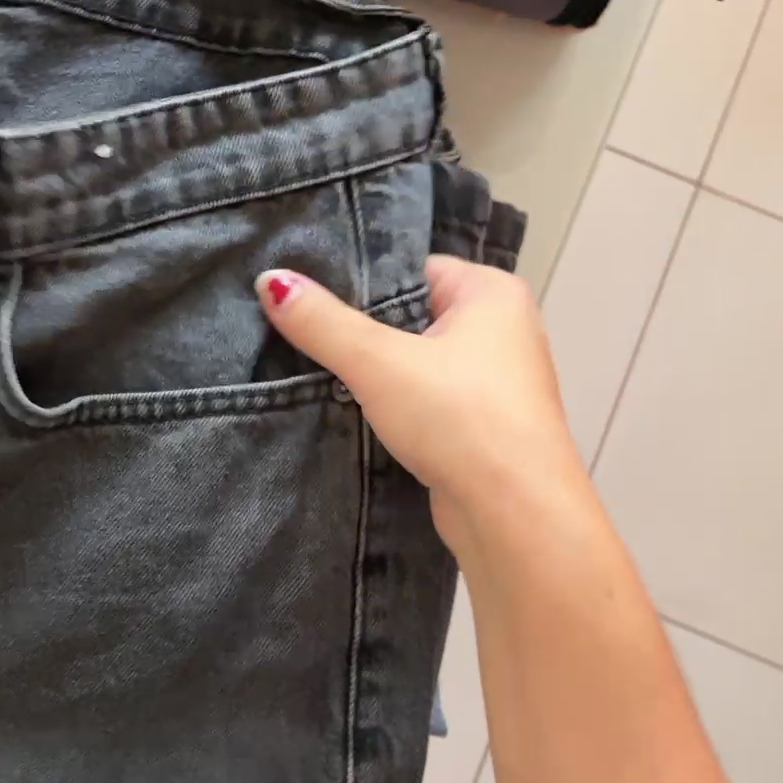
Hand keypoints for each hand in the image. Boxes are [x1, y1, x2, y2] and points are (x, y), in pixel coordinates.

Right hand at [256, 257, 588, 557]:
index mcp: (491, 292)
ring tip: (311, 370)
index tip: (303, 296)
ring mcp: (492, 379)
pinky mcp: (478, 422)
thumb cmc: (457, 417)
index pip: (408, 269)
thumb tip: (269, 278)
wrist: (513, 514)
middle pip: (406, 313)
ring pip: (411, 359)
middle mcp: (500, 328)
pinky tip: (347, 408)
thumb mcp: (376, 361)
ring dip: (368, 370)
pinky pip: (420, 394)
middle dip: (355, 329)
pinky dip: (387, 400)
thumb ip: (321, 321)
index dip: (355, 282)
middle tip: (297, 333)